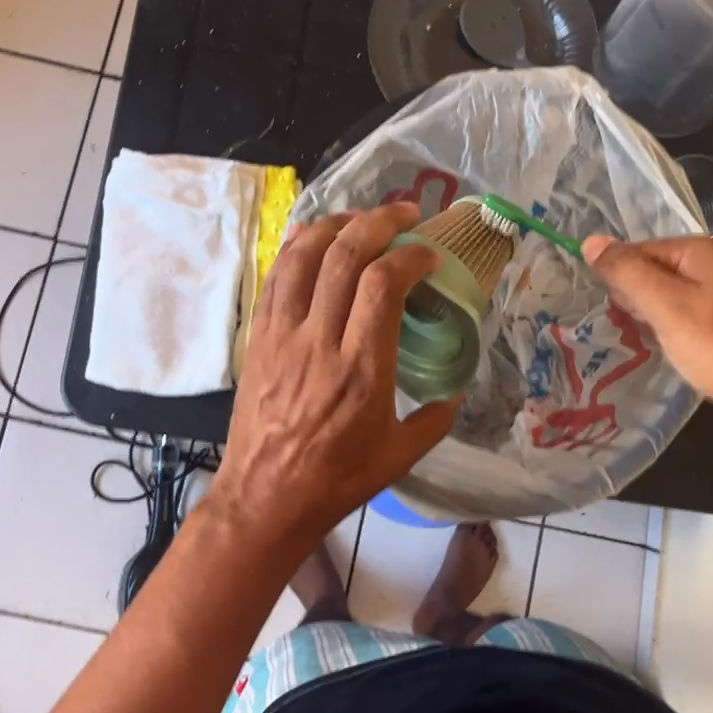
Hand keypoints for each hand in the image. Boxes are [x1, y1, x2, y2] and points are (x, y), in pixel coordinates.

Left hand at [207, 203, 456, 553]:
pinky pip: (275, 277)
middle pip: (344, 256)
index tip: (429, 257)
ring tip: (360, 217)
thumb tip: (453, 394)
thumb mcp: (400, 455)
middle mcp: (320, 341)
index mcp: (362, 368)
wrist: (267, 497)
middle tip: (404, 214)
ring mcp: (283, 335)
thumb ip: (434, 420)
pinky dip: (296, 247)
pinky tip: (314, 236)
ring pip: (303, 256)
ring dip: (335, 224)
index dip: (410, 256)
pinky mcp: (259, 338)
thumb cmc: (337, 479)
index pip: (383, 284)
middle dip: (379, 221)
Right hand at [581, 235, 712, 435]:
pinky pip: (701, 318)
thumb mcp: (667, 309)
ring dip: (658, 317)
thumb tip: (591, 241)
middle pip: (660, 271)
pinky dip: (683, 332)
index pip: (639, 250)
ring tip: (647, 343)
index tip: (606, 310)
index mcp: (702, 252)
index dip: (617, 276)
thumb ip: (628, 274)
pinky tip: (681, 354)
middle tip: (624, 330)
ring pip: (680, 297)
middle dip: (636, 296)